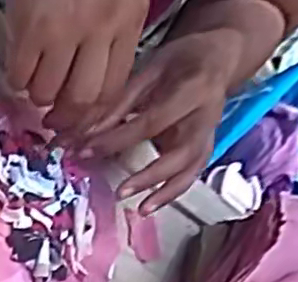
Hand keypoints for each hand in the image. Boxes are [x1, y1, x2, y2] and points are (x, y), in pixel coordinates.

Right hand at [6, 0, 148, 115]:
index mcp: (128, 18)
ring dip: (36, 93)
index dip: (91, 113)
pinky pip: (18, 76)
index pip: (112, 89)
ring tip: (35, 78)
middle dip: (63, 116)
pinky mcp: (30, 30)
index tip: (77, 117)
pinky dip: (16, 77)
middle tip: (51, 115)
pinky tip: (21, 61)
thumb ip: (115, 28)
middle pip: (80, 101)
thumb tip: (94, 79)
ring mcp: (63, 31)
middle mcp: (99, 29)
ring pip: (45, 94)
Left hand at [76, 30, 240, 213]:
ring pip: (191, 167)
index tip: (85, 151)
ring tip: (140, 210)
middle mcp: (207, 114)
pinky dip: (171, 193)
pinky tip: (147, 207)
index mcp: (194, 87)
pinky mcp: (204, 147)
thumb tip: (78, 136)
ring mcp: (208, 133)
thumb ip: (117, 106)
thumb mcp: (149, 71)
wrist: (220, 55)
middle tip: (120, 192)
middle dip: (149, 174)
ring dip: (165, 191)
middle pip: (182, 151)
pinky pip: (191, 174)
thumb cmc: (180, 62)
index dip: (116, 140)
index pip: (151, 122)